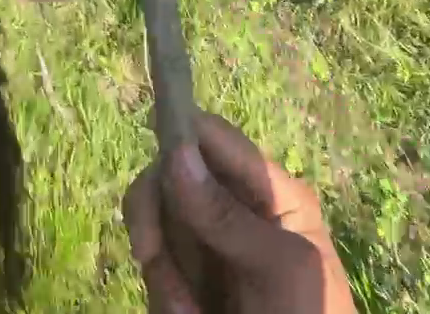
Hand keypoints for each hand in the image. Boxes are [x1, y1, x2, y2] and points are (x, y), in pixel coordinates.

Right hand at [122, 112, 354, 313]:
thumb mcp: (279, 271)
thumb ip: (226, 214)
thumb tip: (175, 150)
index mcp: (270, 192)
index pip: (213, 136)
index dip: (178, 134)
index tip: (153, 164)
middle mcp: (235, 205)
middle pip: (169, 172)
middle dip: (156, 216)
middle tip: (149, 257)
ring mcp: (209, 239)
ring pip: (154, 217)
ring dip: (159, 266)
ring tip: (185, 312)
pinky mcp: (188, 273)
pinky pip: (154, 261)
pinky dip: (161, 290)